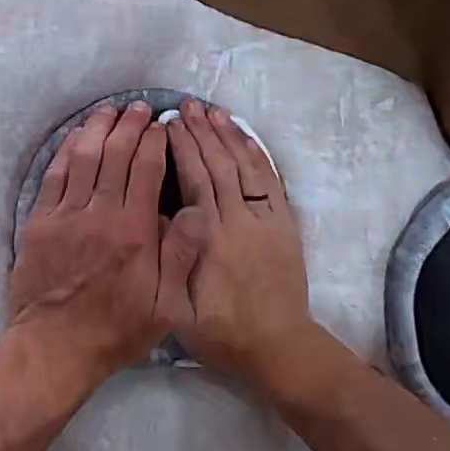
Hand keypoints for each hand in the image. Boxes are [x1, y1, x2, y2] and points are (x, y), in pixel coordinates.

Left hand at [7, 101, 181, 395]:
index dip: (156, 140)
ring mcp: (66, 216)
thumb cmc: (118, 328)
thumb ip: (183, 254)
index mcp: (135, 231)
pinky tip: (78, 135)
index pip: (148, 168)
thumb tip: (199, 210)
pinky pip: (55, 175)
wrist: (53, 352)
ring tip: (111, 110)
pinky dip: (68, 149)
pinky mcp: (40, 223)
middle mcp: (101, 214)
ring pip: (85, 156)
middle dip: (131, 125)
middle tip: (141, 108)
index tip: (163, 125)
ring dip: (99, 128)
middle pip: (117, 153)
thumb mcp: (167, 305)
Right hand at [157, 100, 317, 391]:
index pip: (196, 181)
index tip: (169, 125)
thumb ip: (172, 261)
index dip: (183, 149)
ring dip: (229, 136)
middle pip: (220, 165)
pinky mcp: (285, 222)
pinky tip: (245, 137)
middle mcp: (240, 220)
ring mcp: (267, 218)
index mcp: (212, 239)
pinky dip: (257, 155)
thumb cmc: (223, 333)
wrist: (278, 344)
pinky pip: (270, 180)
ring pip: (246, 166)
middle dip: (202, 133)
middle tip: (187, 107)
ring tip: (213, 112)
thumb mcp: (180, 310)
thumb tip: (164, 214)